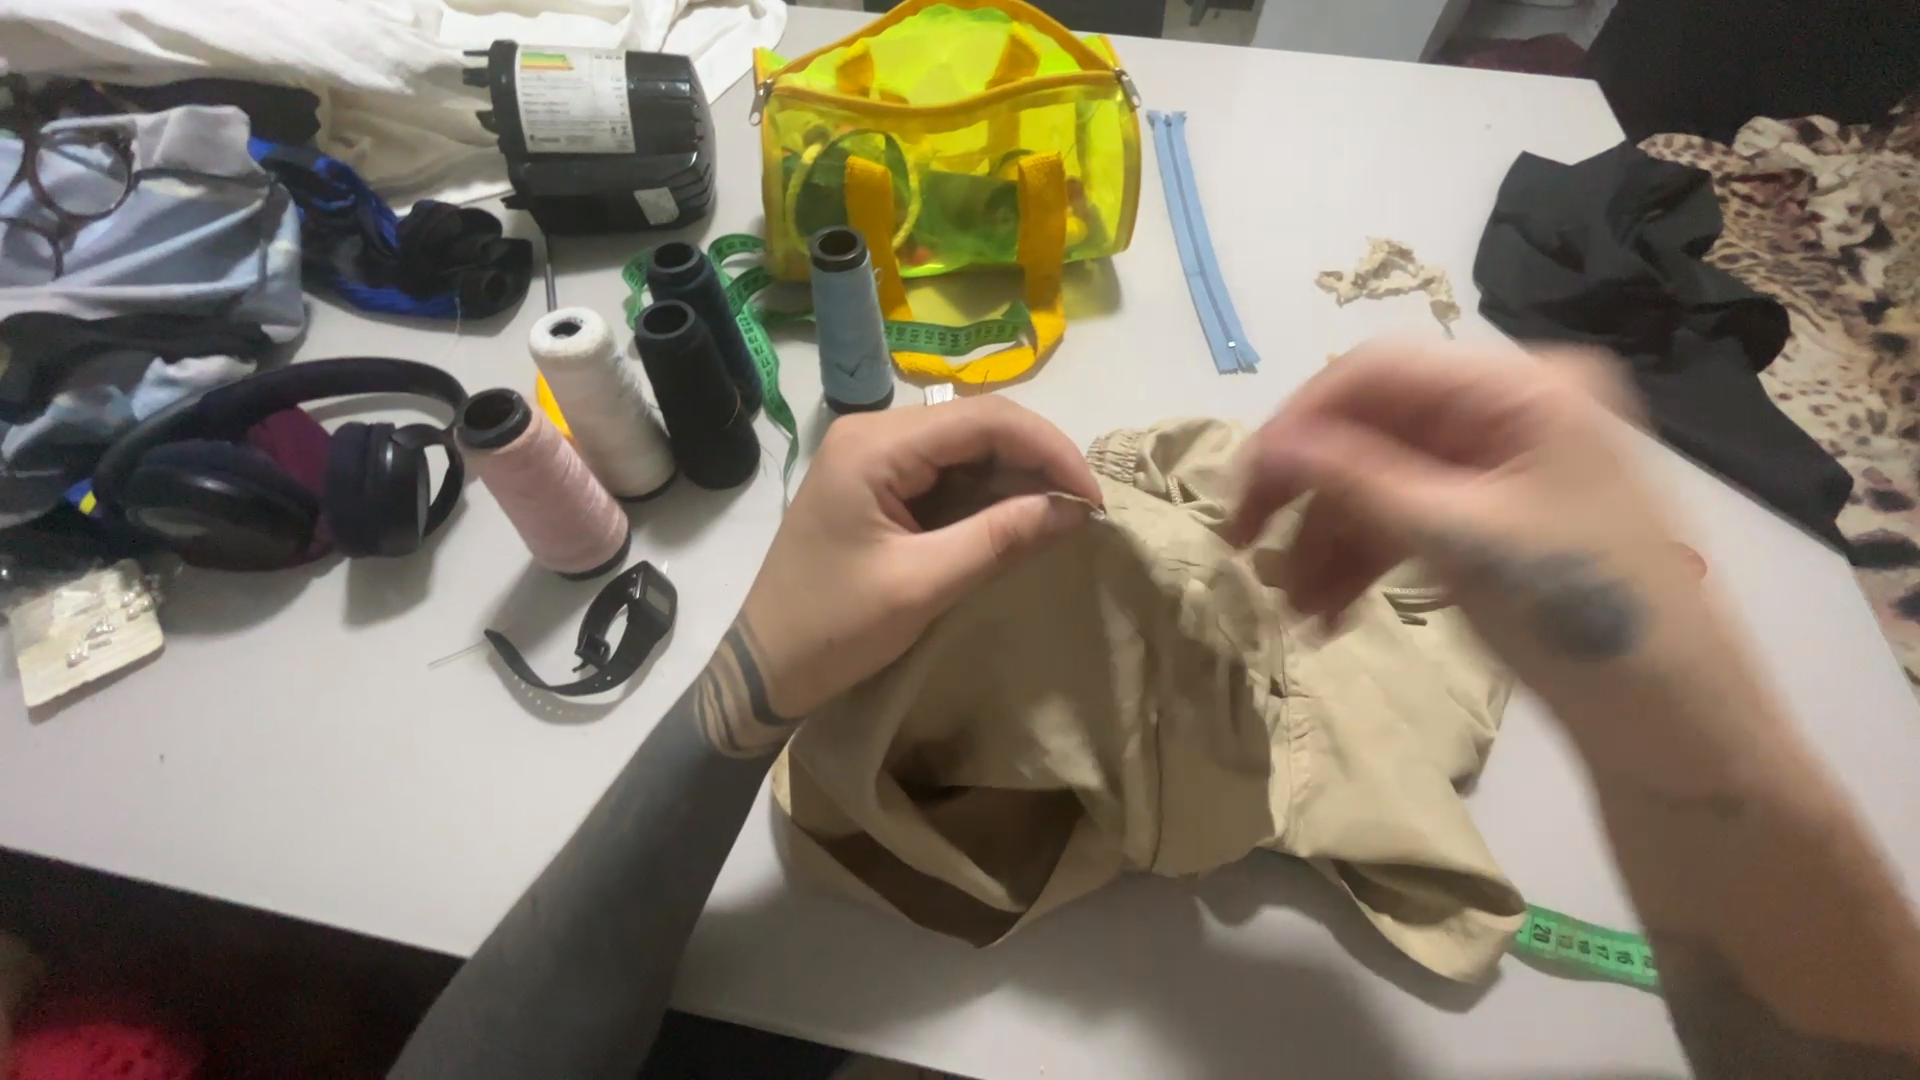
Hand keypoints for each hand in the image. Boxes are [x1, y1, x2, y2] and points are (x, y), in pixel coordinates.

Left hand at [740, 396, 1099, 723]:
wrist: (765, 665)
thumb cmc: (833, 629)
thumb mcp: (922, 586)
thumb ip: (999, 539)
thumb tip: (1072, 509)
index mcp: (874, 446)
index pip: (983, 419)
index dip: (1049, 450)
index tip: (1092, 499)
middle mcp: (873, 433)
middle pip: (977, 425)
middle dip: (1036, 462)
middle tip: (1081, 511)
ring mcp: (872, 456)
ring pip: (966, 448)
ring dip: (1016, 479)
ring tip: (1059, 517)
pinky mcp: (877, 483)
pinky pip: (946, 474)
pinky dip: (986, 495)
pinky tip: (1016, 520)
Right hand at [1227, 340, 1712, 704]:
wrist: (1666, 714)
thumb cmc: (1578, 609)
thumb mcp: (1455, 536)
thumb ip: (1353, 480)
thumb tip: (1264, 446)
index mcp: (1518, 390)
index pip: (1377, 374)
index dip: (1300, 421)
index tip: (1247, 481)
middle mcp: (1498, 413)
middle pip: (1365, 433)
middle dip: (1301, 494)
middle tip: (1240, 540)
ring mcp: (1486, 467)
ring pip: (1371, 486)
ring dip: (1321, 544)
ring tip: (1288, 607)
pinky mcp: (1476, 516)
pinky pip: (1394, 523)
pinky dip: (1354, 564)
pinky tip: (1324, 613)